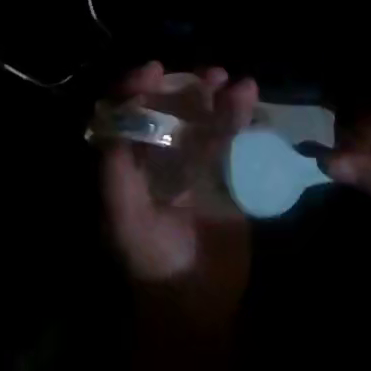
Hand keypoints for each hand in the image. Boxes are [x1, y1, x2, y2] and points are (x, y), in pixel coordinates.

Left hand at [98, 63, 256, 318]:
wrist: (197, 300)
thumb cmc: (152, 260)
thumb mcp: (126, 219)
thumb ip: (117, 174)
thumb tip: (117, 125)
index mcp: (130, 166)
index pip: (128, 116)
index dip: (137, 89)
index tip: (156, 69)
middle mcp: (161, 160)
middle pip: (173, 112)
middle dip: (188, 88)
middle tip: (213, 73)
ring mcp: (197, 168)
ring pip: (207, 123)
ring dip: (222, 101)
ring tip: (242, 85)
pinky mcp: (228, 179)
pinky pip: (234, 143)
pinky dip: (243, 122)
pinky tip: (254, 106)